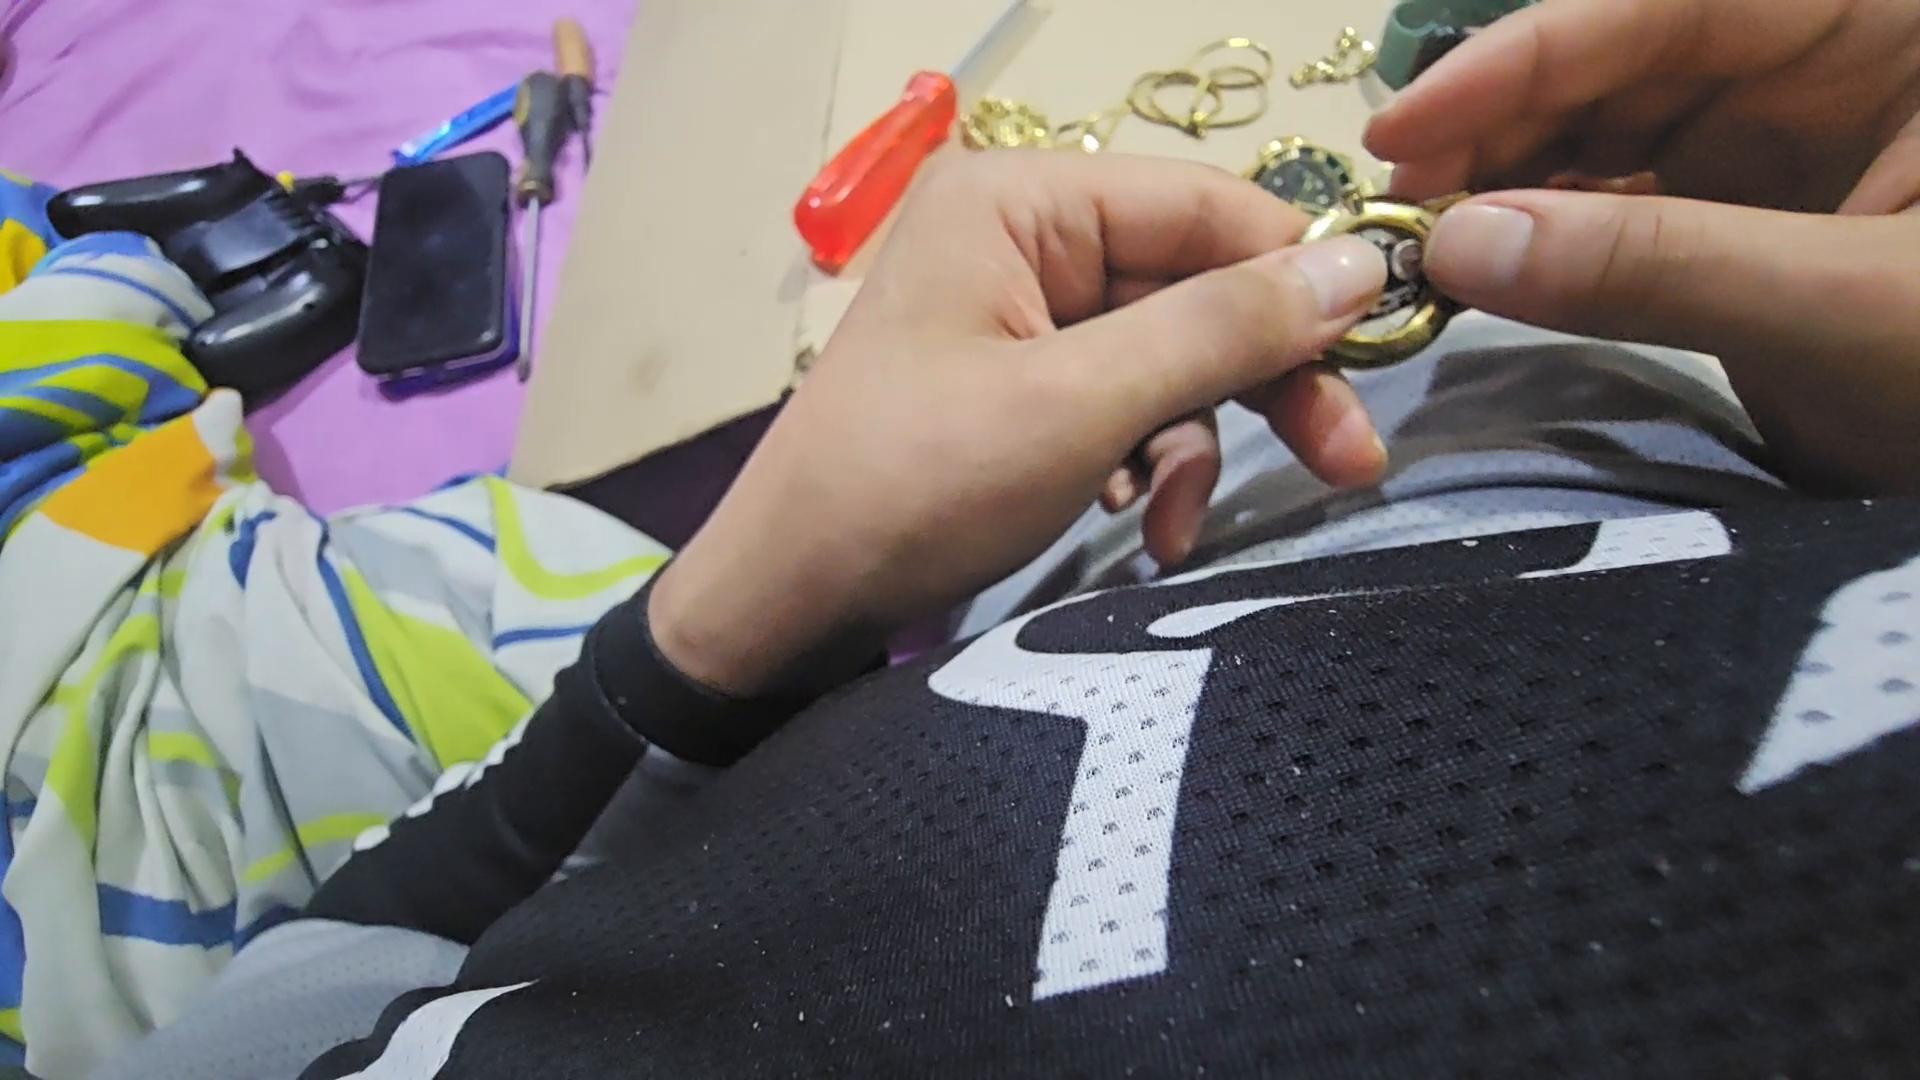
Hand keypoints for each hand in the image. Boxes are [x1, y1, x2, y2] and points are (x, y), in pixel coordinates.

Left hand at [650, 152, 1387, 694]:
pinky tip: (1128, 519)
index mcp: (1018, 203)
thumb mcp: (1079, 404)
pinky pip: (1111, 409)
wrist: (798, 592)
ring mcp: (1014, 322)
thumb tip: (1360, 266)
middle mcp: (1017, 245)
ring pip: (1156, 363)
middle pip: (1186, 292)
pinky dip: (1136, 465)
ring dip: (1183, 448)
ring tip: (1167, 530)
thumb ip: (1220, 330)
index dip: (1297, 275)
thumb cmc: (919, 486)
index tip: (1381, 348)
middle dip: (1255, 385)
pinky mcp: (1012, 391)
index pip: (1202, 209)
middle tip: (1342, 460)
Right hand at [1363, 0, 1919, 495]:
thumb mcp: (1848, 310)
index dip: (1519, 57)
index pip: (1679, 4)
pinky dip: (1531, 241)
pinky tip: (1478, 268)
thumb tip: (1453, 245)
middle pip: (1618, 67)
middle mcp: (1835, 61)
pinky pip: (1603, 210)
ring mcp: (1775, 144)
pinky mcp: (1728, 218)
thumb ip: (1645, 267)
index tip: (1393, 128)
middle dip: (1493, 133)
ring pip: (1596, 140)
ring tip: (1420, 247)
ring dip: (1498, 191)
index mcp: (1909, 21)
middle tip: (1396, 212)